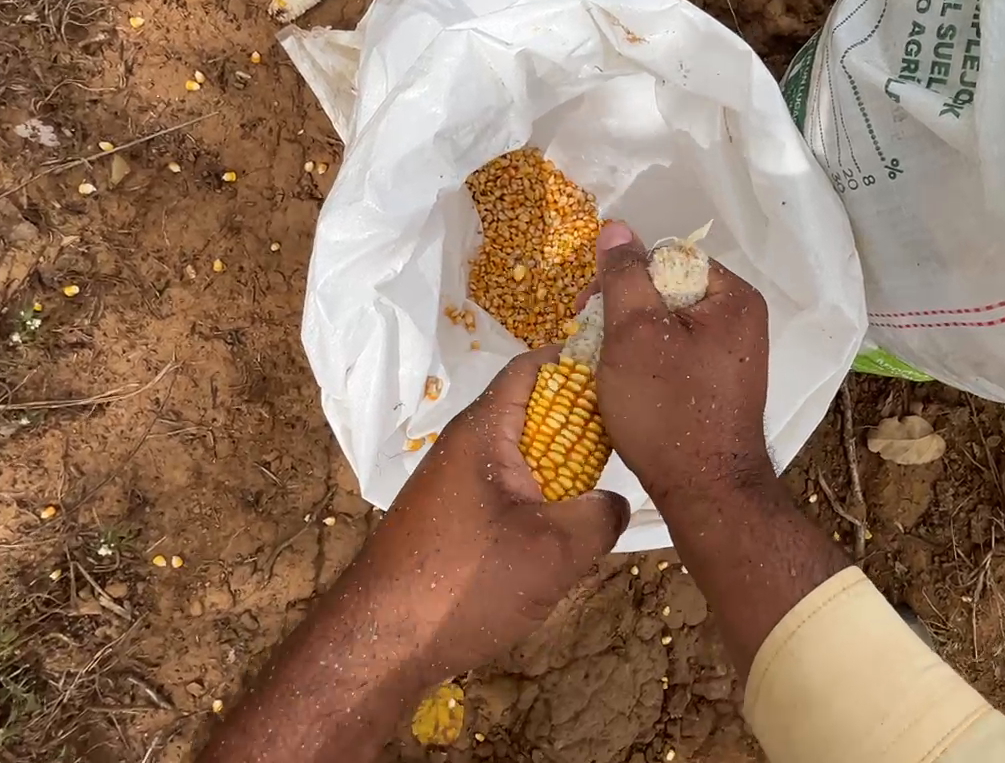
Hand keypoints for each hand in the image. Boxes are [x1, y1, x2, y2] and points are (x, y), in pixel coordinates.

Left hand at [337, 349, 629, 678]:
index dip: (574, 359)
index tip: (618, 371)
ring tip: (601, 479)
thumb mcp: (553, 551)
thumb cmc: (464, 582)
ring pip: (521, 450)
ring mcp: (457, 479)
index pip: (531, 367)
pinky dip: (540, 489)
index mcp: (485, 430)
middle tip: (625, 432)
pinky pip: (507, 483)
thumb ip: (600, 516)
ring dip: (561, 458)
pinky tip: (561, 523)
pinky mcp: (453, 513)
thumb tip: (614, 503)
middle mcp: (467, 443)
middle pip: (531, 407)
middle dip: (579, 414)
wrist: (378, 645)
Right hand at [592, 221, 775, 506]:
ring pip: (668, 326)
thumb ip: (624, 276)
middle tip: (588, 336)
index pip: (667, 259)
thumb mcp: (634, 334)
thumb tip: (617, 226)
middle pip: (667, 291)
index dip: (622, 277)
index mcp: (733, 297)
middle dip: (623, 310)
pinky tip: (625, 383)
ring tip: (602, 363)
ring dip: (630, 338)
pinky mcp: (721, 384)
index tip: (587, 306)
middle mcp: (742, 319)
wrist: (707, 495)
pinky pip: (678, 354)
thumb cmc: (669, 409)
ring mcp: (734, 355)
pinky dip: (648, 361)